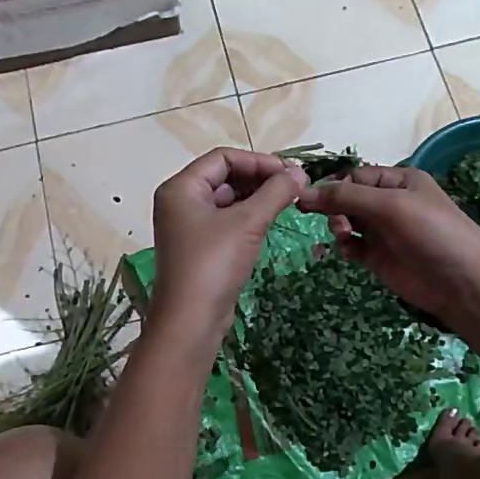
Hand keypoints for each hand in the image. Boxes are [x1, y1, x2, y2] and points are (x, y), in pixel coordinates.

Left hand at [151, 148, 306, 344]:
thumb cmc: (213, 264)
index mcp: (180, 188)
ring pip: (227, 201)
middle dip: (259, 179)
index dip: (258, 161)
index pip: (222, 158)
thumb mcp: (247, 223)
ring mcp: (187, 227)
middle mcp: (179, 203)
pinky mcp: (198, 248)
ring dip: (256, 199)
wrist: (190, 320)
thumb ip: (275, 192)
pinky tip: (270, 222)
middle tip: (294, 187)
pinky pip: (225, 222)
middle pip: (224, 177)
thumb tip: (300, 173)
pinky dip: (247, 218)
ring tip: (289, 202)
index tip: (290, 172)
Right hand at [296, 164, 479, 321]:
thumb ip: (346, 197)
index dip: (333, 186)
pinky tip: (349, 253)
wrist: (461, 282)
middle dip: (334, 208)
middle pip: (347, 199)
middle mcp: (389, 203)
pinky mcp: (378, 257)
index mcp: (398, 181)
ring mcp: (383, 231)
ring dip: (338, 227)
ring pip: (346, 222)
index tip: (310, 200)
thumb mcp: (390, 205)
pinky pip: (351, 246)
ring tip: (343, 237)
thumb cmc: (431, 232)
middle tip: (336, 224)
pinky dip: (345, 247)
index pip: (355, 176)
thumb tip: (302, 194)